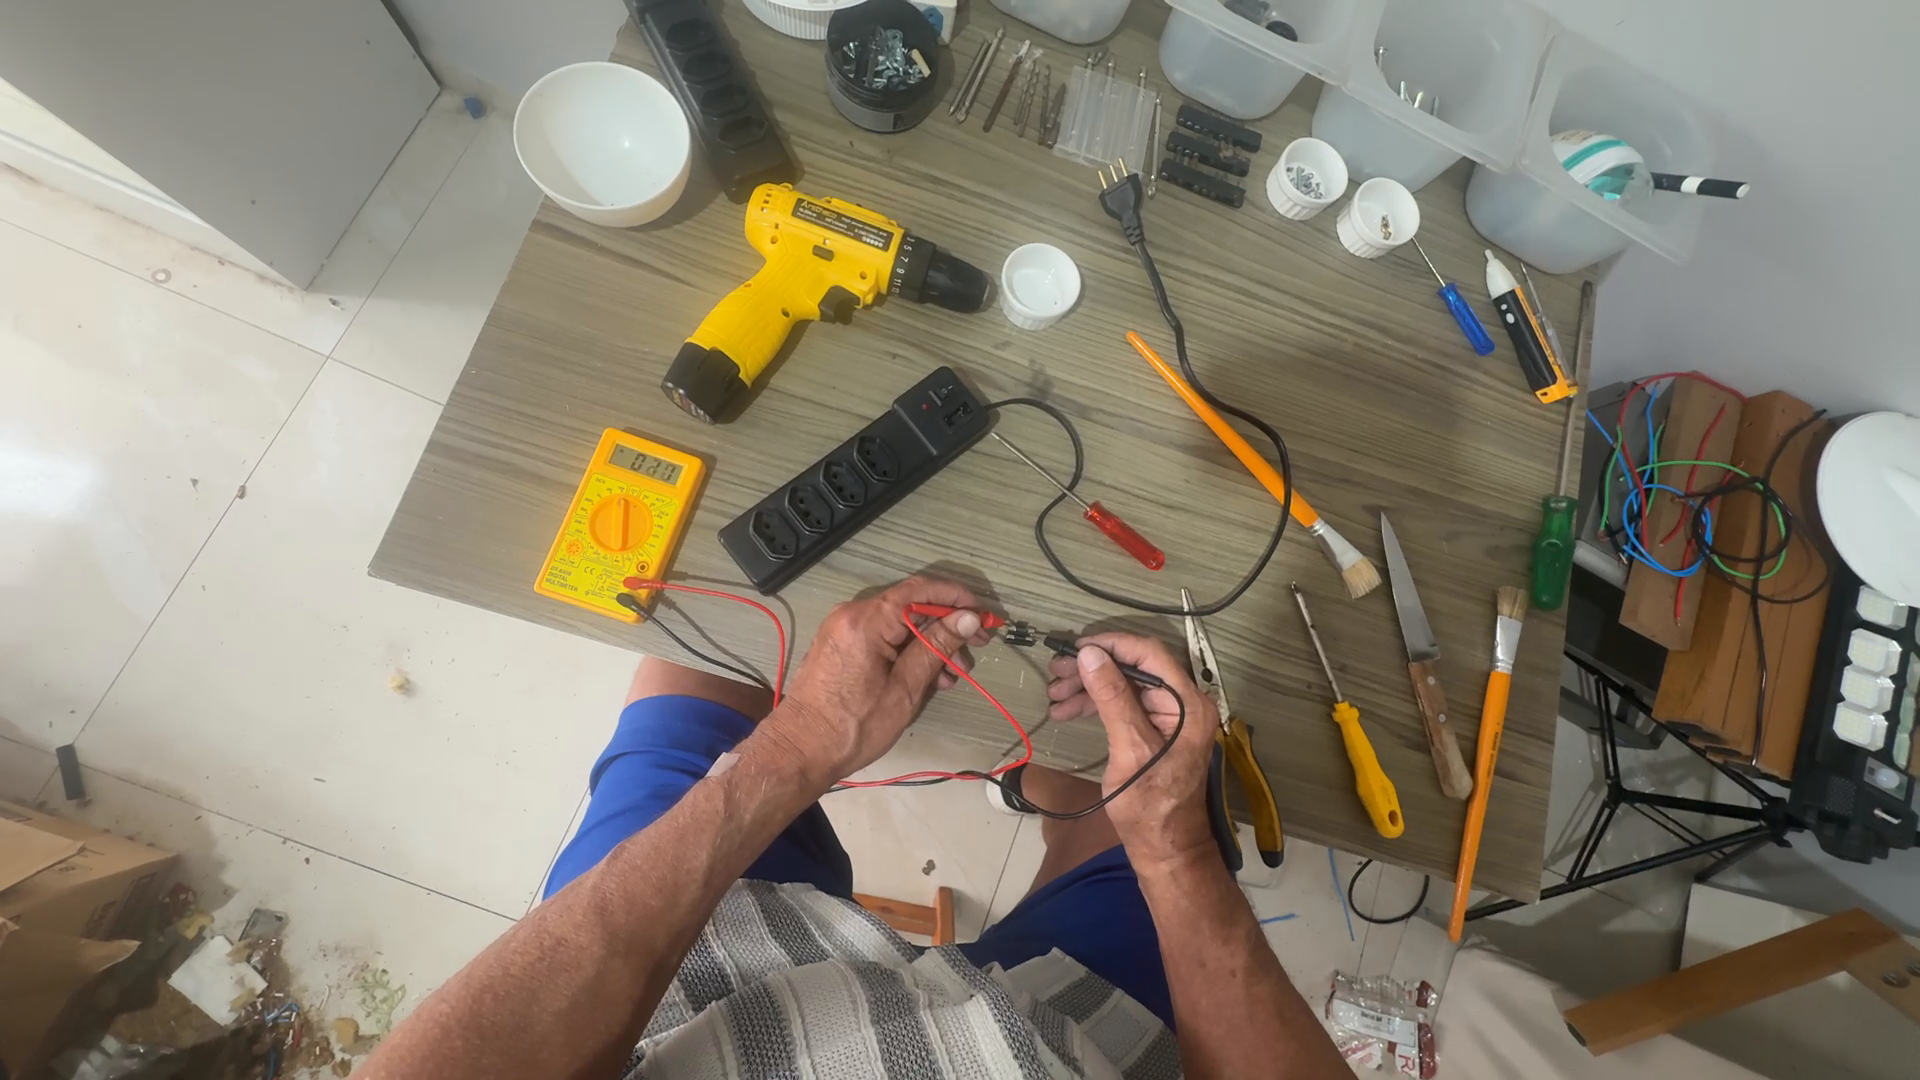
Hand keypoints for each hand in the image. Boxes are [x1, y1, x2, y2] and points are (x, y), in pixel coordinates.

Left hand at [764, 576, 993, 781]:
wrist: (800, 751)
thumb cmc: (854, 725)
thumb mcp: (906, 688)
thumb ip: (937, 647)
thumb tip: (968, 617)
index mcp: (868, 619)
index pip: (922, 590)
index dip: (958, 598)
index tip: (984, 617)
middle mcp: (853, 613)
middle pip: (912, 607)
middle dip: (947, 627)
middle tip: (975, 651)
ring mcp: (844, 628)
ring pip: (900, 624)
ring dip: (930, 645)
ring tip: (953, 676)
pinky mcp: (842, 644)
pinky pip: (884, 637)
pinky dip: (908, 651)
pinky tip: (928, 678)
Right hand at [1046, 633, 1218, 867]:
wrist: (1163, 847)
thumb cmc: (1150, 805)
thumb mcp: (1129, 749)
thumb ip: (1112, 698)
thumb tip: (1089, 654)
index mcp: (1188, 703)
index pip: (1150, 654)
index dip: (1112, 644)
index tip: (1075, 647)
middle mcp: (1184, 701)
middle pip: (1134, 666)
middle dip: (1093, 667)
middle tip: (1056, 671)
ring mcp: (1169, 714)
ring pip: (1124, 683)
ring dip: (1088, 685)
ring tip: (1054, 693)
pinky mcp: (1154, 727)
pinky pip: (1123, 702)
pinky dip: (1095, 703)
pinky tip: (1067, 709)